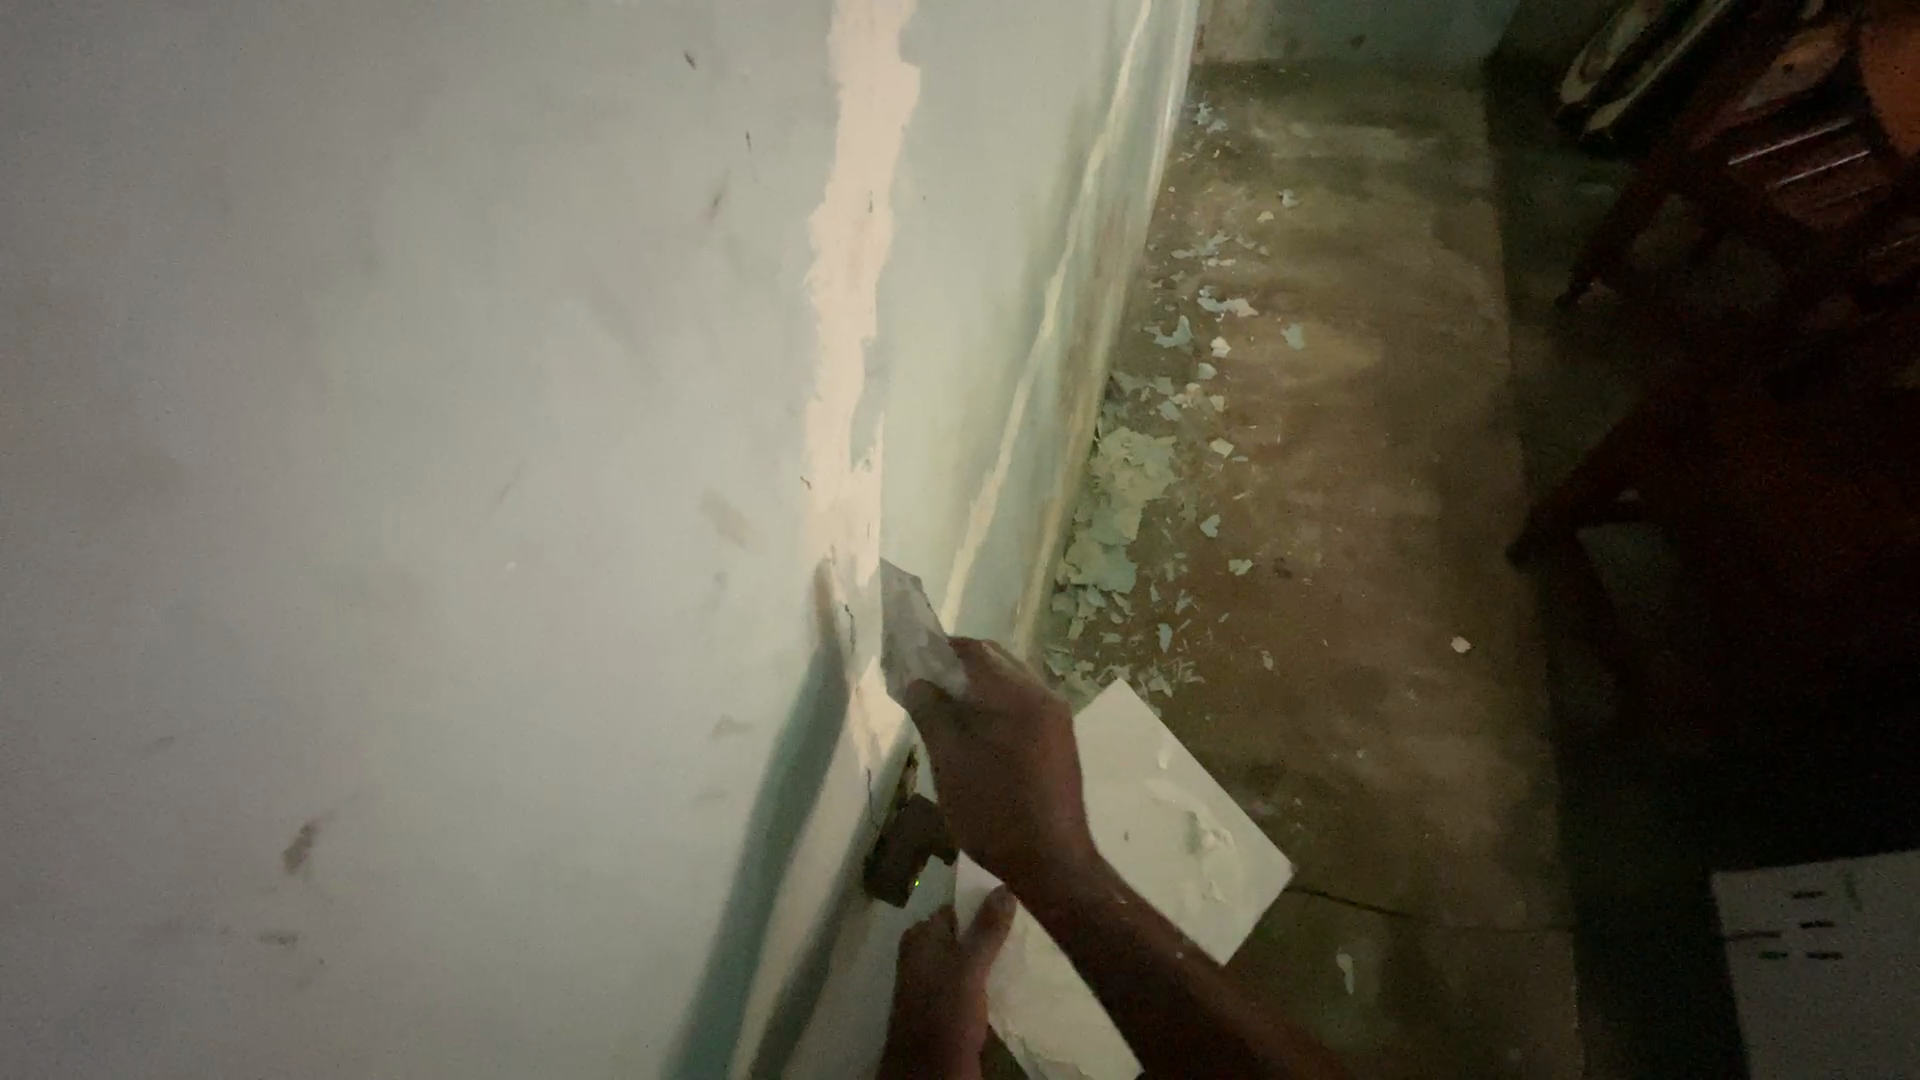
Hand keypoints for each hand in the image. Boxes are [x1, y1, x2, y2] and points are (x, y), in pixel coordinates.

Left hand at [878, 888, 1017, 1079]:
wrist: (929, 1077)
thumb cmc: (943, 1014)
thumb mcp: (968, 967)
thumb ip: (986, 929)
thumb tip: (1004, 887)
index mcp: (921, 939)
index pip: (955, 908)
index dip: (983, 904)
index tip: (1017, 900)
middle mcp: (925, 957)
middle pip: (965, 935)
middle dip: (994, 932)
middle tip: (1030, 926)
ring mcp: (936, 986)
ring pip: (972, 962)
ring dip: (996, 960)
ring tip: (1030, 951)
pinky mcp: (949, 1012)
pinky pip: (975, 987)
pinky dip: (993, 984)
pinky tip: (1019, 982)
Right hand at [903, 638, 1097, 897]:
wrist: (1053, 863)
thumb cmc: (995, 813)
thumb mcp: (951, 762)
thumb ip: (932, 713)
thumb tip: (916, 681)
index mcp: (1019, 696)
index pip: (975, 650)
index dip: (939, 648)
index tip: (909, 657)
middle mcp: (1044, 695)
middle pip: (995, 661)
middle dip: (957, 665)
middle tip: (922, 682)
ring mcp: (1056, 717)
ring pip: (1009, 682)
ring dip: (975, 685)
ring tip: (941, 705)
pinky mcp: (1059, 738)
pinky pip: (1021, 703)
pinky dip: (993, 703)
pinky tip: (972, 727)